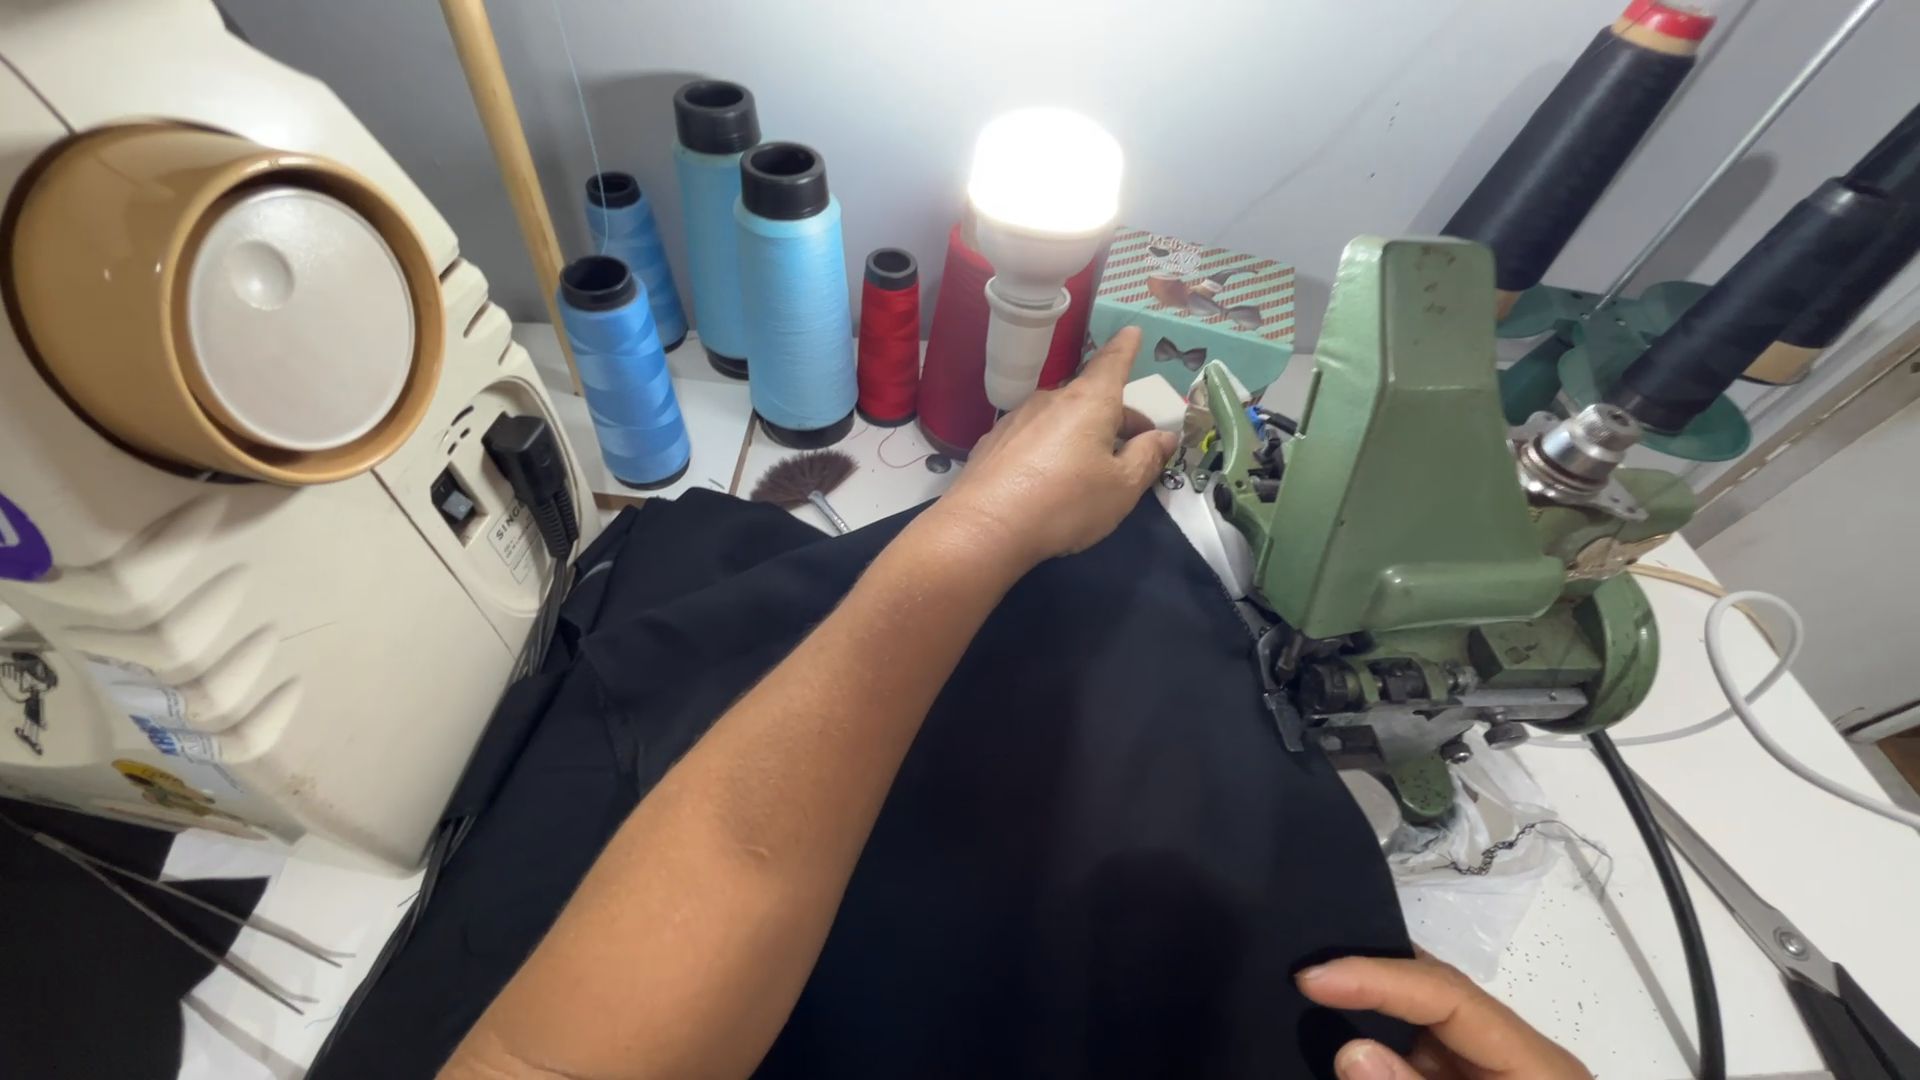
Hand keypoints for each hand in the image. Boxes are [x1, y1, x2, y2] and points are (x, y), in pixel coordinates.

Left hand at [929, 326, 1176, 570]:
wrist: (985, 527)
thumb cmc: (1065, 503)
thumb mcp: (1122, 487)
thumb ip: (1147, 458)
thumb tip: (1164, 437)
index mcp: (1089, 401)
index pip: (1113, 363)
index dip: (1126, 349)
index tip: (1132, 332)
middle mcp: (1050, 400)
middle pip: (1091, 400)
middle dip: (1116, 419)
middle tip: (1134, 450)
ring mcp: (1016, 421)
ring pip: (1061, 420)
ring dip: (1081, 436)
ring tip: (1090, 471)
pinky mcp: (993, 445)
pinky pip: (1033, 440)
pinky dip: (1049, 451)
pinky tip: (1047, 482)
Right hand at [1297, 954, 1591, 1079]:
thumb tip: (1349, 1051)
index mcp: (1536, 1066)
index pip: (1448, 994)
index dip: (1377, 978)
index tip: (1311, 979)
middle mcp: (1510, 1054)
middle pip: (1431, 989)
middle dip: (1366, 975)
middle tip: (1301, 971)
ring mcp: (1483, 1071)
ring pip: (1415, 1013)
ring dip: (1363, 1005)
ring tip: (1306, 991)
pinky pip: (1409, 1046)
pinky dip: (1372, 1039)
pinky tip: (1332, 1028)